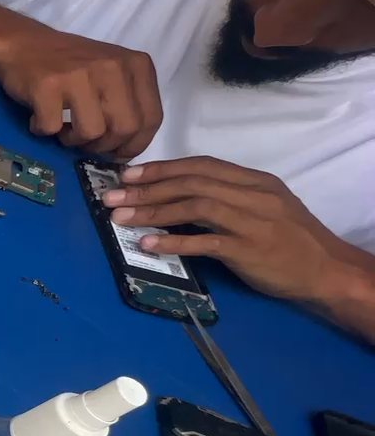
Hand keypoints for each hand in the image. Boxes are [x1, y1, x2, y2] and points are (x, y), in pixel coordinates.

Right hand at [0, 26, 161, 158]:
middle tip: (84, 144)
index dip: (134, 144)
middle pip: (124, 128)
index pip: (151, 117)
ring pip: (91, 132)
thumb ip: (123, 100)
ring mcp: (81, 78)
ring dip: (71, 140)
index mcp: (137, 67)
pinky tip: (38, 118)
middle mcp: (114, 69)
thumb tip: (123, 143)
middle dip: (102, 146)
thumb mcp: (109, 74)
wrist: (25, 45)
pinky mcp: (48, 88)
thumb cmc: (67, 64)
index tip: (115, 155)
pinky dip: (42, 130)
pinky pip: (51, 127)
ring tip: (60, 130)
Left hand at [105, 156, 352, 301]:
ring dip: (153, 212)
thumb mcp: (256, 207)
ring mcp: (254, 222)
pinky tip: (145, 244)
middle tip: (110, 198)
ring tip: (118, 218)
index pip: (204, 166)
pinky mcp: (250, 249)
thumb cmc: (283, 238)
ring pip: (198, 208)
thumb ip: (219, 197)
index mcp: (256, 182)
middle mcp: (256, 196)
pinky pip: (206, 242)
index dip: (162, 169)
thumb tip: (165, 196)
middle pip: (194, 185)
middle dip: (147, 190)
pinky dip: (173, 242)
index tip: (126, 175)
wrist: (325, 269)